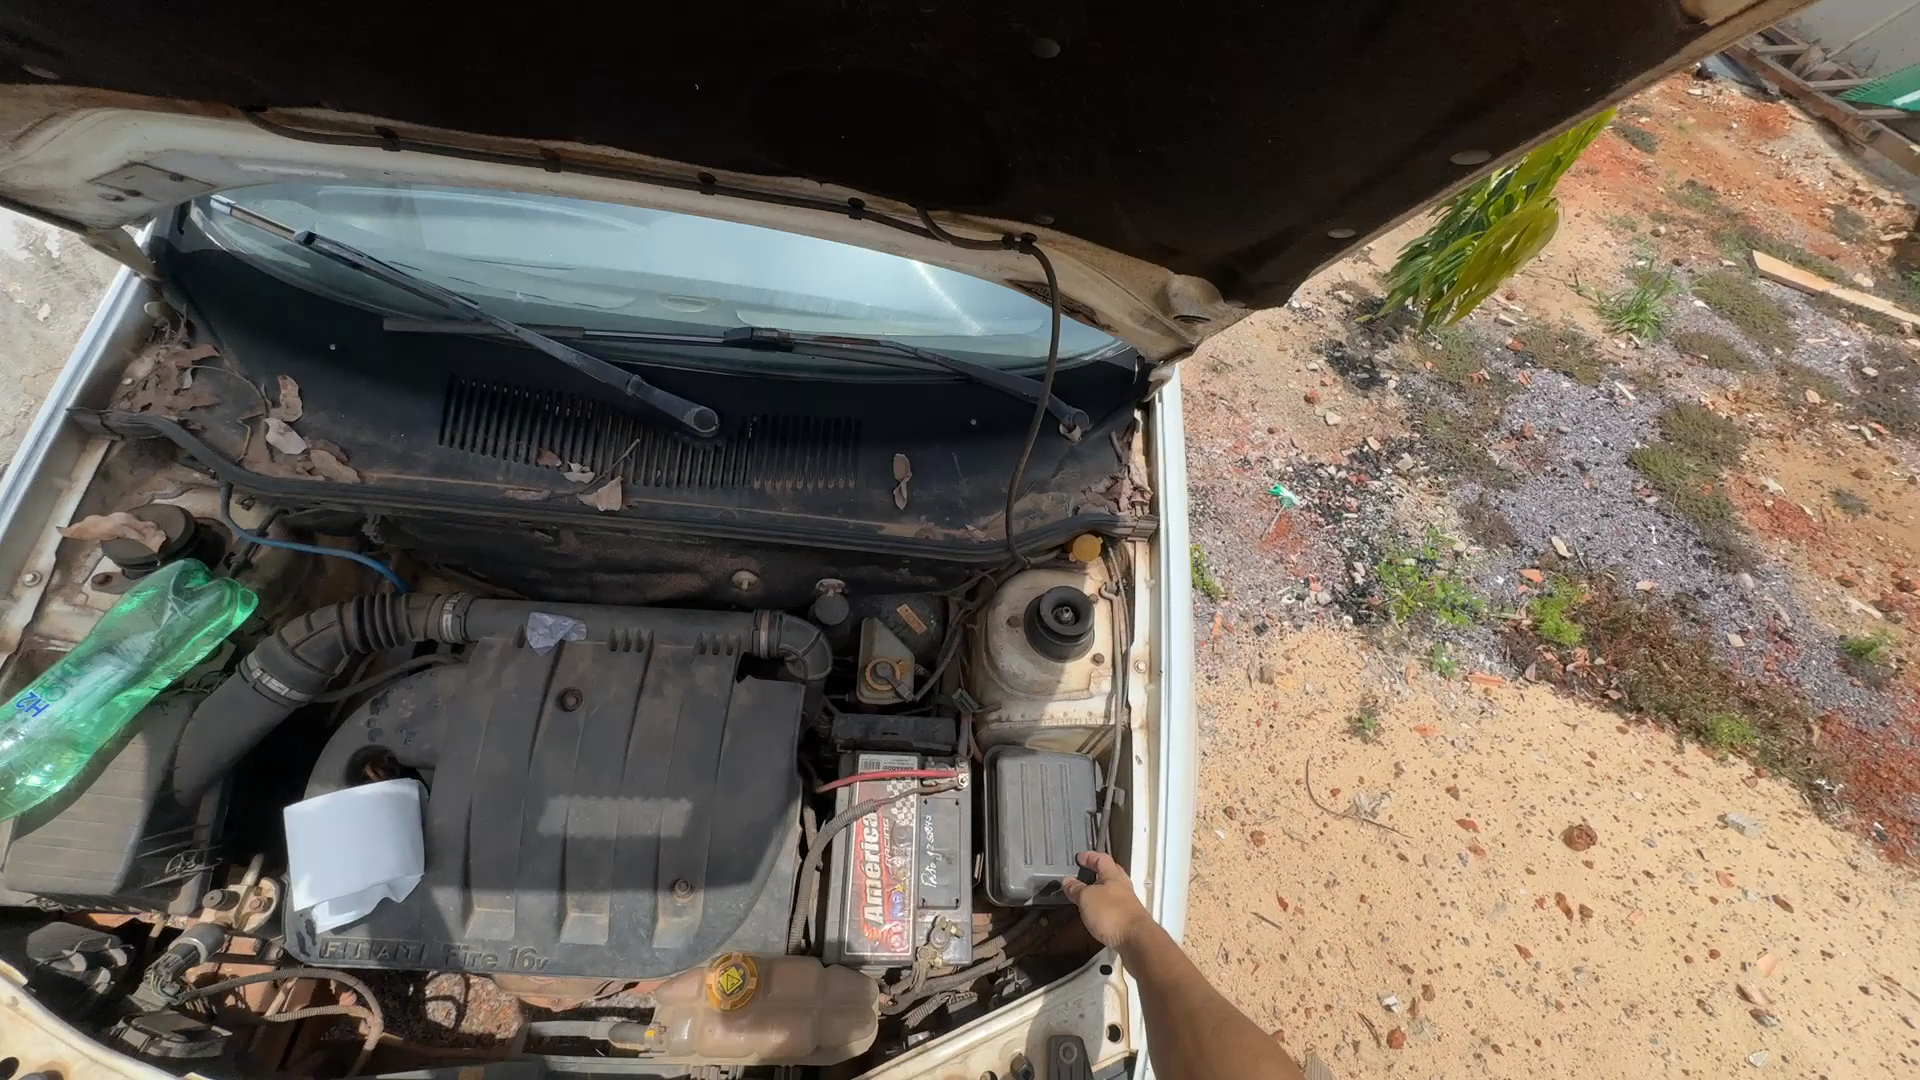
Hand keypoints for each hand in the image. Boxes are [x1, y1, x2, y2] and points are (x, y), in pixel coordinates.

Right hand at [1061, 850, 1155, 950]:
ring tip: (1089, 896)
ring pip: (1114, 891)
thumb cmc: (1112, 914)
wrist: (1137, 942)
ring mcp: (1129, 905)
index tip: (1079, 858)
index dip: (1090, 856)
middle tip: (1087, 873)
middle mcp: (1123, 888)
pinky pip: (1116, 908)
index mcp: (1113, 876)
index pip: (1102, 859)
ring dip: (1103, 891)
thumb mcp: (1087, 899)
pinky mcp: (1130, 921)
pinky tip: (1099, 915)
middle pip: (1112, 873)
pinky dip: (1106, 907)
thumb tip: (1067, 881)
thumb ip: (1076, 889)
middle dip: (1100, 872)